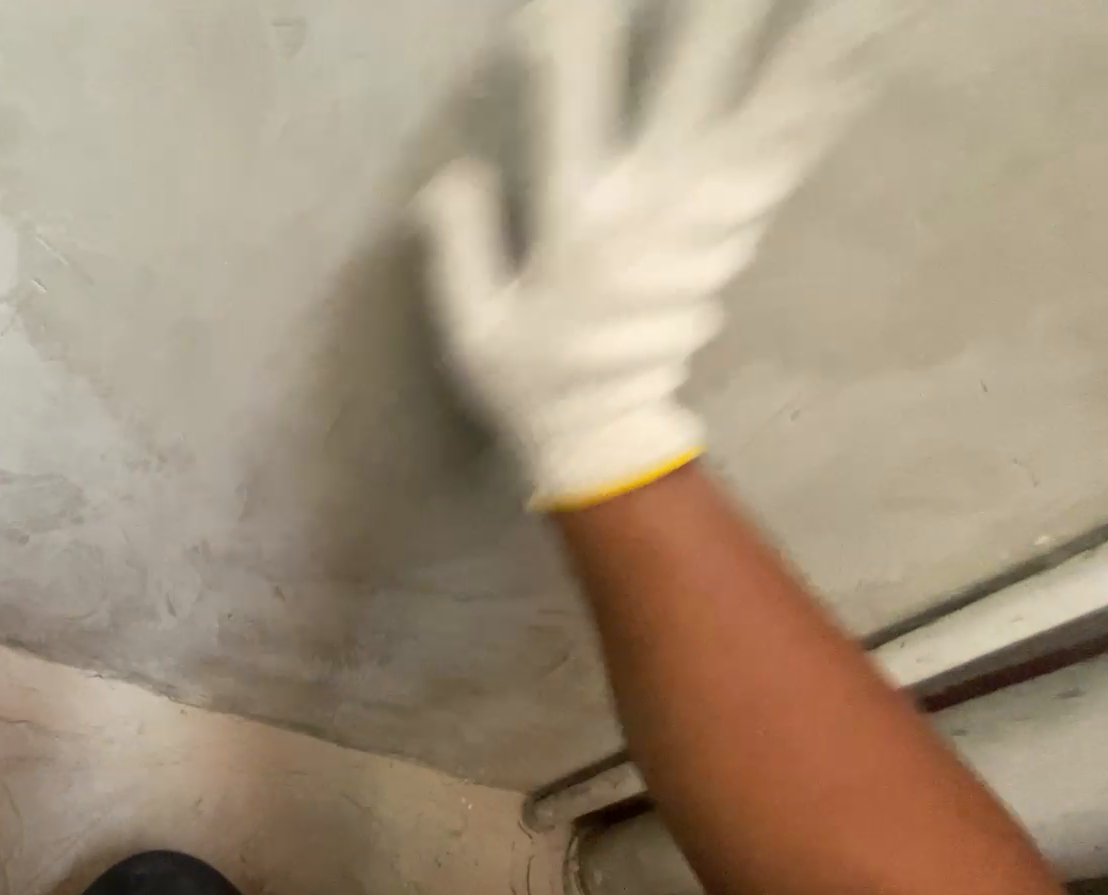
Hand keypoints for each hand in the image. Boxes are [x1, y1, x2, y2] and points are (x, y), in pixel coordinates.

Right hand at [416, 0, 889, 509]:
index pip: (569, 107)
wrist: (603, 429)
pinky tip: (871, 34)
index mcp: (573, 226)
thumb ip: (459, 248)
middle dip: (722, 12)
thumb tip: (448, 174)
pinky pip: (796, 144)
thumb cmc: (526, 377)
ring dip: (823, 35)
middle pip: (695, 78)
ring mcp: (708, 213)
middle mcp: (651, 203)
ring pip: (774, 99)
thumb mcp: (469, 328)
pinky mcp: (740, 227)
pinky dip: (834, 84)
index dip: (575, 37)